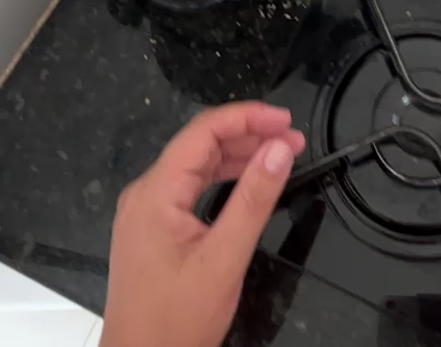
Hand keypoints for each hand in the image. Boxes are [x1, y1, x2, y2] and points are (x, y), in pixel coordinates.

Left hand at [100, 102, 306, 346]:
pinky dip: (224, 177)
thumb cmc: (176, 322)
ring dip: (240, 154)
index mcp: (156, 191)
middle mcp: (147, 192)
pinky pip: (192, 186)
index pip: (204, 131)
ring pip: (198, 163)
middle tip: (293, 140)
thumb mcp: (224, 259)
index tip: (286, 121)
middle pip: (201, 143)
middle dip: (249, 134)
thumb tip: (281, 148)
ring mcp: (148, 210)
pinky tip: (251, 179)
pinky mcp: (154, 227)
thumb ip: (254, 199)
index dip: (248, 117)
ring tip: (281, 154)